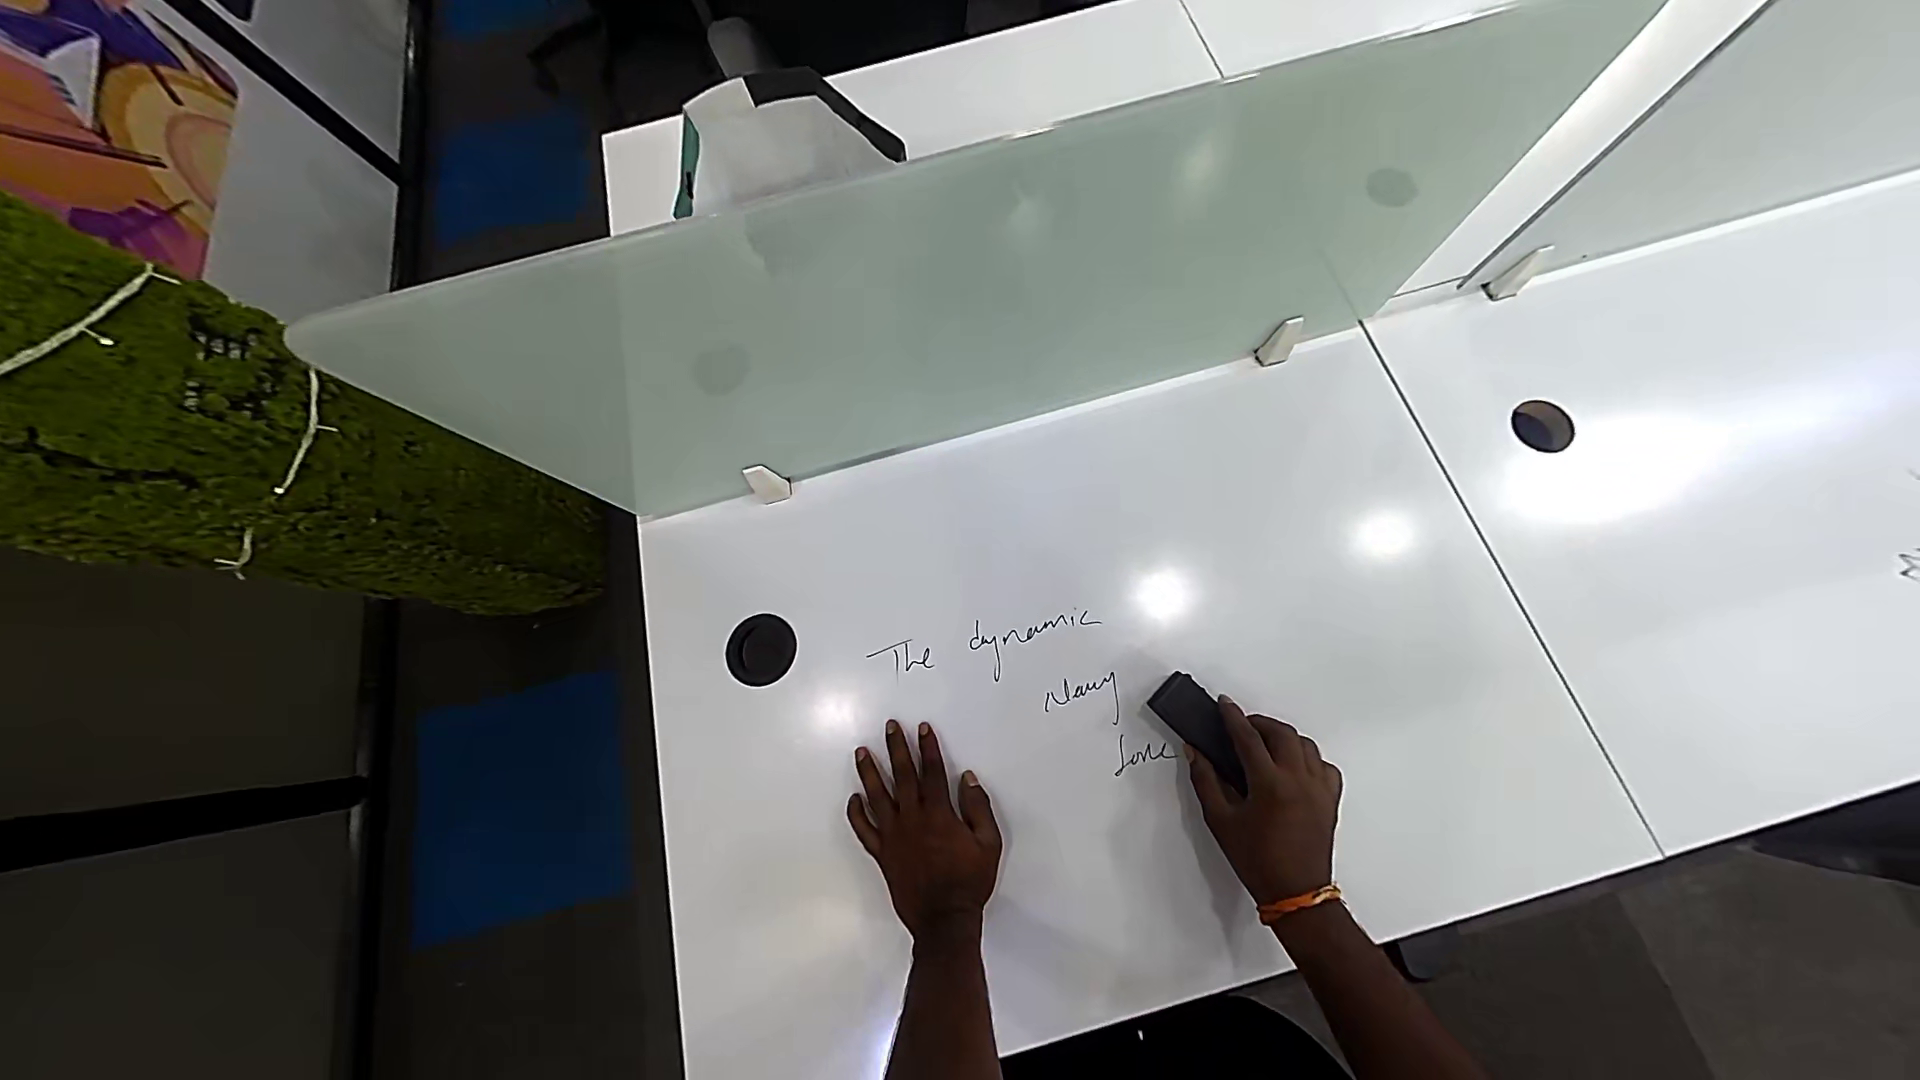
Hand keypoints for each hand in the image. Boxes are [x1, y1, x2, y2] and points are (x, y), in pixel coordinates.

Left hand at [849, 720, 1003, 939]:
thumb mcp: (989, 843)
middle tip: (890, 727)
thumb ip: (979, 808)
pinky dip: (856, 814)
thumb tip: (968, 778)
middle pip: (903, 775)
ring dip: (869, 771)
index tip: (922, 728)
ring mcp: (894, 835)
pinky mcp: (882, 853)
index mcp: (939, 814)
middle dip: (896, 747)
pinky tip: (853, 798)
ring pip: (878, 796)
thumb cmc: (969, 881)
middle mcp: (913, 818)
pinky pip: (864, 830)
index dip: (928, 747)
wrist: (944, 920)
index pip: (932, 771)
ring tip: (862, 752)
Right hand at [1188, 696, 1342, 905]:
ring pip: (1305, 745)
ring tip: (1265, 742)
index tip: (1224, 704)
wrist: (1296, 893)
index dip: (1232, 717)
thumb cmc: (1257, 860)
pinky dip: (1308, 757)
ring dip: (1284, 737)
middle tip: (1242, 724)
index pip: (1248, 737)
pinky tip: (1293, 764)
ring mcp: (1319, 790)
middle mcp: (1299, 782)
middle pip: (1281, 733)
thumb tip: (1196, 752)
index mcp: (1270, 785)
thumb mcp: (1220, 819)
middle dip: (1259, 722)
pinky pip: (1324, 766)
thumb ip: (1205, 780)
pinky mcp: (1330, 801)